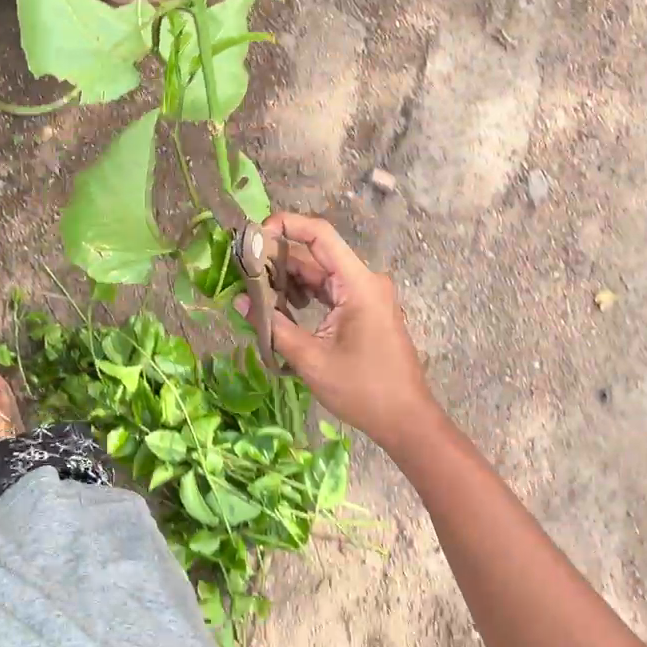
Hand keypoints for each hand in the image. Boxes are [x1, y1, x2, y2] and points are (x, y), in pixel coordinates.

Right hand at [235, 212, 441, 452]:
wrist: (406, 421)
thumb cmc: (362, 389)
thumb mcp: (310, 359)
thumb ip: (273, 326)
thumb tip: (240, 301)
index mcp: (358, 284)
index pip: (319, 235)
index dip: (286, 226)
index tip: (254, 236)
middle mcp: (364, 282)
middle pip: (315, 255)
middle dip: (277, 258)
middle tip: (242, 268)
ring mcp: (365, 296)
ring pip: (319, 274)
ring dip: (287, 279)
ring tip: (253, 289)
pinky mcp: (362, 311)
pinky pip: (327, 291)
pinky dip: (302, 294)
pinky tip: (277, 306)